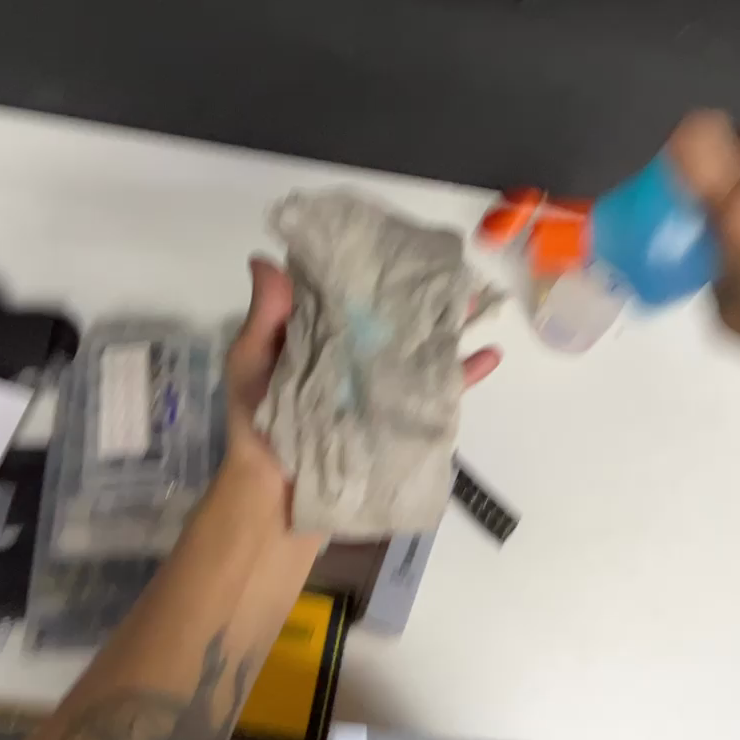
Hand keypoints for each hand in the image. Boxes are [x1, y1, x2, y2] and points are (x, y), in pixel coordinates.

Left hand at [222, 257, 500, 516]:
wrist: (276, 497)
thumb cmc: (257, 424)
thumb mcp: (251, 363)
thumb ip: (265, 317)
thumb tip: (265, 260)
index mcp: (320, 337)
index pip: (349, 294)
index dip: (370, 269)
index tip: (393, 243)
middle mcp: (354, 355)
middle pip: (393, 317)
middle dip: (420, 294)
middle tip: (447, 268)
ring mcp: (380, 385)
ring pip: (419, 346)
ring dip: (448, 324)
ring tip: (474, 301)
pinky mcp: (398, 416)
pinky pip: (435, 390)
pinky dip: (464, 372)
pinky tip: (488, 355)